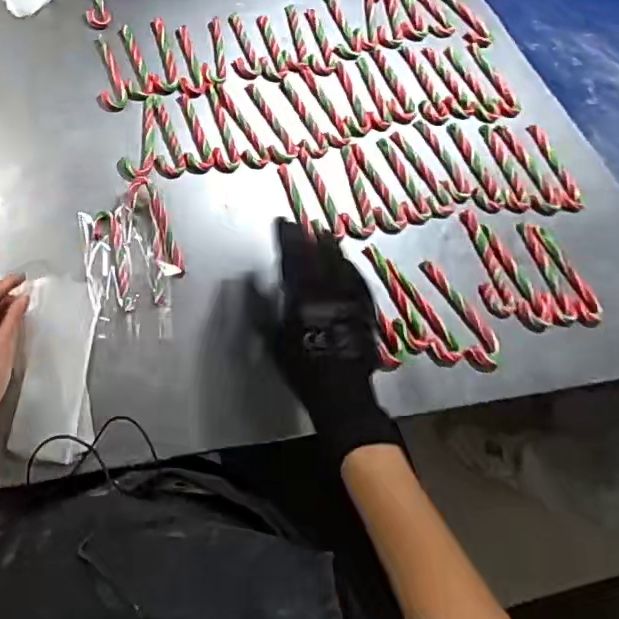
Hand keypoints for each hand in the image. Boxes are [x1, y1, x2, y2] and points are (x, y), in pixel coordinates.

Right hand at [269, 220, 398, 459]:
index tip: (281, 223)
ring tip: (323, 234)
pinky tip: (347, 263)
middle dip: (309, 237)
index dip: (287, 237)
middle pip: (319, 255)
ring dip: (330, 248)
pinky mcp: (365, 311)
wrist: (341, 395)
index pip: (293, 257)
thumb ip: (264, 307)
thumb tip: (252, 282)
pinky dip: (349, 268)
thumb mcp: (274, 339)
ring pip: (340, 265)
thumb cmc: (302, 369)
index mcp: (304, 297)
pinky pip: (357, 281)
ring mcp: (350, 300)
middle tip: (302, 225)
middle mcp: (329, 293)